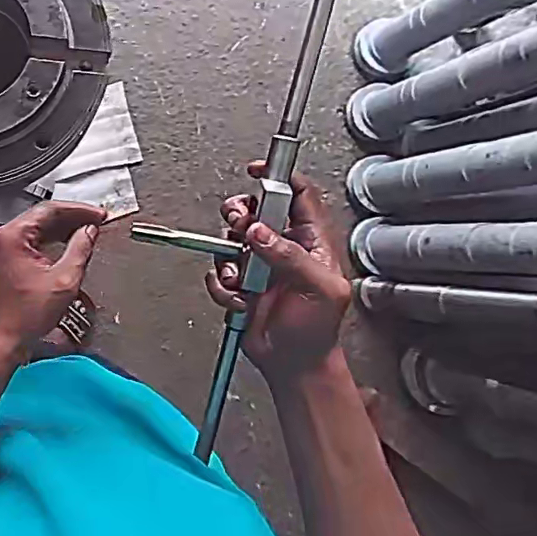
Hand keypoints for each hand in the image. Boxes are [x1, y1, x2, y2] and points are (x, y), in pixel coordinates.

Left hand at [0, 201, 105, 352]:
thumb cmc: (23, 317)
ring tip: (87, 230)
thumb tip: (89, 231)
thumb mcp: (64, 281)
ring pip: (37, 227)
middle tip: (96, 220)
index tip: (97, 214)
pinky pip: (30, 240)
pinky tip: (68, 243)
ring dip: (63, 229)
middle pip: (42, 216)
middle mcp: (2, 237)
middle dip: (72, 218)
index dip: (79, 210)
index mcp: (12, 236)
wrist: (3, 339)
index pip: (50, 210)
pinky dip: (51, 240)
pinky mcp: (3, 258)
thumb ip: (80, 249)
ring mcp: (0, 247)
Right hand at [204, 162, 352, 381]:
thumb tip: (260, 232)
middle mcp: (280, 246)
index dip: (278, 177)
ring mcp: (257, 263)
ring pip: (229, 237)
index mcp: (310, 241)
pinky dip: (222, 284)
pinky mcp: (236, 281)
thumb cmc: (317, 331)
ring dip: (228, 256)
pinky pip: (216, 270)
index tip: (257, 172)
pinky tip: (240, 298)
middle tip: (241, 227)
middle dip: (240, 215)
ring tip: (241, 276)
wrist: (293, 364)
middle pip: (254, 208)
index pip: (297, 194)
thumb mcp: (320, 289)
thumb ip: (290, 256)